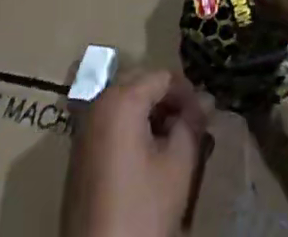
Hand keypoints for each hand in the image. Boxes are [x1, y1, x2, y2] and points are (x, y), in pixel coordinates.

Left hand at [62, 69, 208, 236]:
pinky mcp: (80, 150)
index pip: (162, 76)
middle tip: (192, 126)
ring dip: (151, 113)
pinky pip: (111, 121)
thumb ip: (191, 126)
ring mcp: (85, 126)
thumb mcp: (177, 167)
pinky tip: (150, 154)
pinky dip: (132, 127)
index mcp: (121, 100)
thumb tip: (205, 101)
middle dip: (168, 100)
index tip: (207, 116)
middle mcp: (98, 103)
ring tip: (175, 141)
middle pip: (140, 84)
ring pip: (125, 102)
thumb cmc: (143, 210)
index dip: (188, 92)